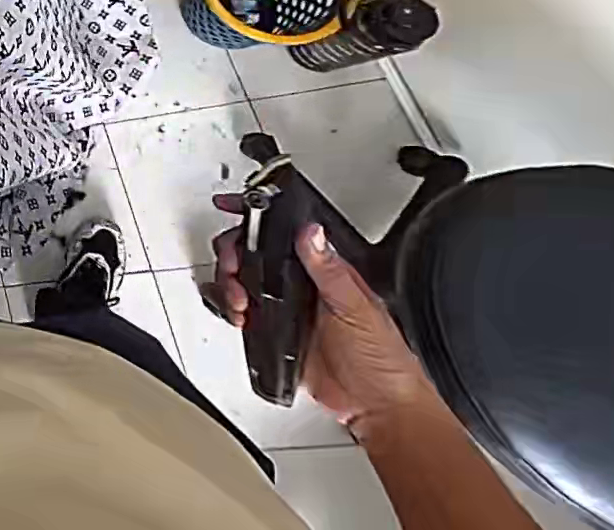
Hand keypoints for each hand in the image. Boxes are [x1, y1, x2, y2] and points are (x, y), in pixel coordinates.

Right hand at [208, 203, 438, 432]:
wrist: (377, 409)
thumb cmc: (383, 360)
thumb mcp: (356, 308)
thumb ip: (329, 270)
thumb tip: (311, 232)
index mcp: (321, 269)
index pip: (283, 231)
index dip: (255, 215)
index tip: (231, 205)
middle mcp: (300, 283)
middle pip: (251, 251)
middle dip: (233, 253)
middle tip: (233, 267)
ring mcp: (285, 305)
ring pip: (242, 278)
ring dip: (230, 284)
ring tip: (239, 300)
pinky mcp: (274, 330)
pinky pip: (242, 310)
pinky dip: (231, 309)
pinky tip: (240, 316)